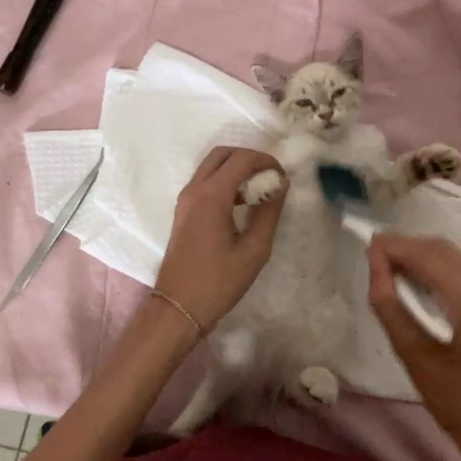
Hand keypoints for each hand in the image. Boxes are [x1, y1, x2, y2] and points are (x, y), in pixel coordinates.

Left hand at [153, 147, 286, 329]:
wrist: (178, 307)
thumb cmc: (218, 282)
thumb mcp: (254, 250)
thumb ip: (268, 212)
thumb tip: (279, 186)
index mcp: (210, 196)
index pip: (241, 159)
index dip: (265, 161)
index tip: (282, 178)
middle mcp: (194, 190)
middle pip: (222, 154)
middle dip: (249, 158)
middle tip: (270, 177)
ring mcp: (185, 200)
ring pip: (211, 166)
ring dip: (236, 169)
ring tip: (260, 190)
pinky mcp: (183, 211)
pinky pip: (205, 182)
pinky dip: (225, 181)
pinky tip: (242, 203)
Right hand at [367, 235, 460, 460]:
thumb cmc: (453, 400)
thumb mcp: (410, 353)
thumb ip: (388, 303)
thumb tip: (375, 261)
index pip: (425, 255)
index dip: (392, 246)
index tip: (364, 246)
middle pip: (440, 248)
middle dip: (404, 247)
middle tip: (372, 258)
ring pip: (451, 255)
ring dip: (419, 255)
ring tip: (388, 270)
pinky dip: (435, 267)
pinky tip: (415, 283)